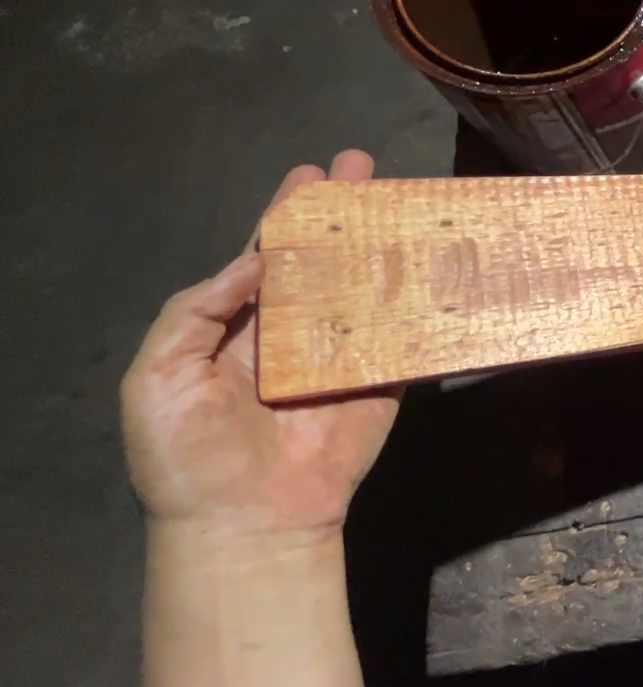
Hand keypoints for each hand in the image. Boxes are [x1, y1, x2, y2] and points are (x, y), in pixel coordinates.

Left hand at [122, 151, 399, 539]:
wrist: (250, 519)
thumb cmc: (190, 454)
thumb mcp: (156, 378)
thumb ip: (196, 313)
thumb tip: (255, 261)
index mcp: (243, 327)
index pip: (270, 257)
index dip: (289, 215)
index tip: (313, 173)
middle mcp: (301, 329)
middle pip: (329, 258)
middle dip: (346, 213)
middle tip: (365, 167)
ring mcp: (349, 351)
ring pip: (374, 285)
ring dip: (392, 244)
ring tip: (411, 203)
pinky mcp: (388, 375)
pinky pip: (408, 331)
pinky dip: (428, 300)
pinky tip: (443, 266)